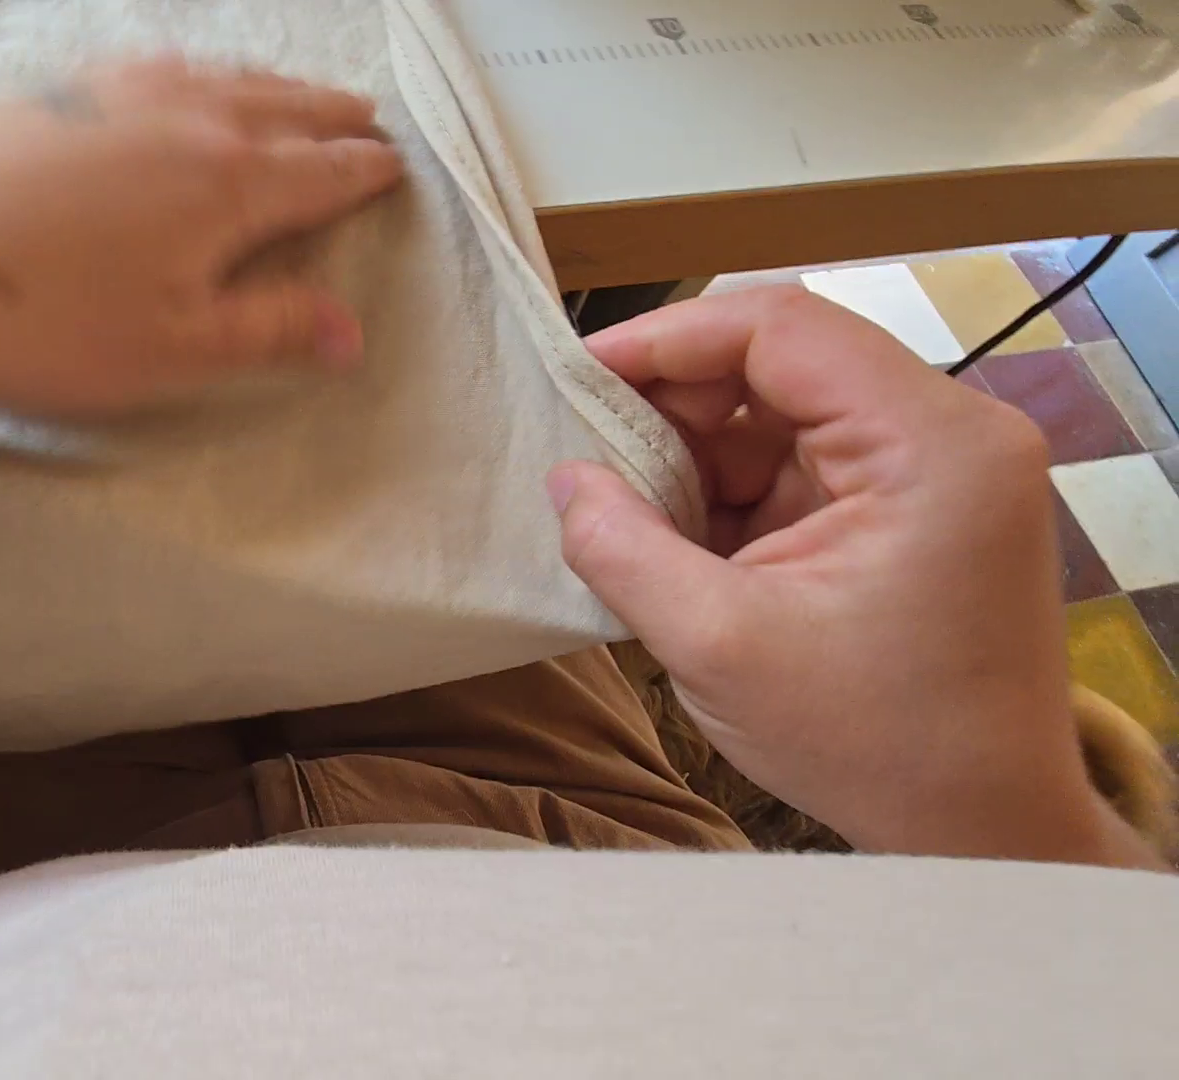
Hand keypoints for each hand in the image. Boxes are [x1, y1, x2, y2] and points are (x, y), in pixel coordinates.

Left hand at [0, 58, 403, 413]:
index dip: (365, 174)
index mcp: (225, 185)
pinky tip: (187, 80)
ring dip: (275, 86)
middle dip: (335, 117)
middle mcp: (182, 118)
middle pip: (284, 109)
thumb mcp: (172, 349)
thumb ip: (269, 332)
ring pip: (222, 77)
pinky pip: (155, 67)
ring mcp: (112, 91)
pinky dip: (199, 74)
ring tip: (300, 95)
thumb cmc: (43, 321)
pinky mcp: (53, 88)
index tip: (394, 170)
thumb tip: (352, 335)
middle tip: (368, 119)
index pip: (322, 172)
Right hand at [548, 287, 1141, 862]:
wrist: (966, 826)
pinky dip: (699, 494)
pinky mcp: (872, 512)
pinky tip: (659, 539)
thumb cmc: (864, 737)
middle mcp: (928, 437)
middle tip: (585, 457)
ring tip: (617, 512)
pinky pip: (763, 469)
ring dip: (675, 458)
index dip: (664, 337)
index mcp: (925, 446)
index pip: (779, 329)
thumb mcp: (714, 643)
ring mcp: (903, 475)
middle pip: (767, 366)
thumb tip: (562, 479)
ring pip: (756, 418)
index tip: (576, 375)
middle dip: (663, 406)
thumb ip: (620, 549)